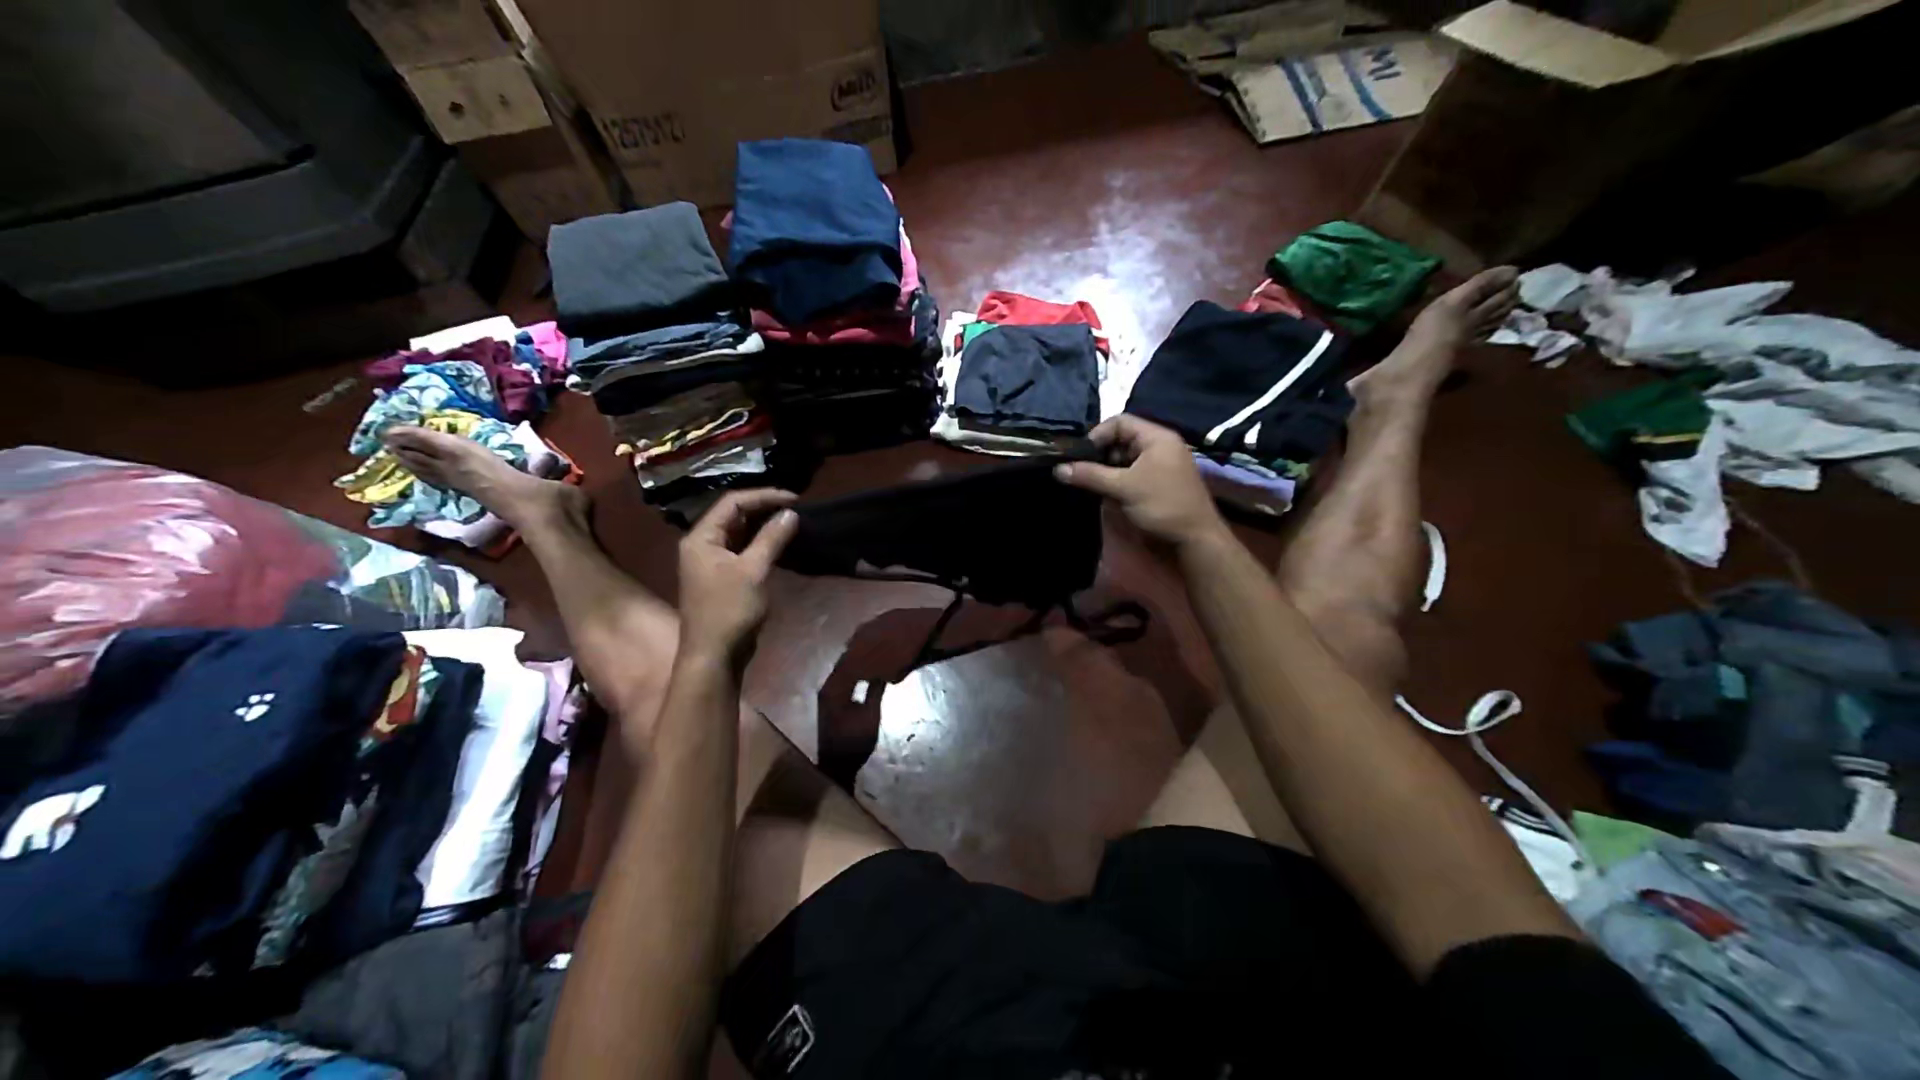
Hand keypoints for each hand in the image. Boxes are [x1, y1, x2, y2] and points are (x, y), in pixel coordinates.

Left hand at [677, 489, 799, 664]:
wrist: (714, 656)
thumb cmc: (730, 610)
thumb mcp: (753, 571)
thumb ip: (771, 538)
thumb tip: (790, 513)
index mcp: (701, 537)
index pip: (733, 503)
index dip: (764, 496)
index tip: (795, 499)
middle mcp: (702, 544)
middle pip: (733, 515)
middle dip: (764, 508)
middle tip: (796, 508)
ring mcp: (711, 562)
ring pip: (739, 532)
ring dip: (763, 525)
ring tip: (792, 521)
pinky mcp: (722, 577)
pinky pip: (742, 549)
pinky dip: (760, 543)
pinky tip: (780, 543)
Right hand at [1053, 415, 1227, 550]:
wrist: (1195, 538)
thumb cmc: (1162, 504)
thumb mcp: (1123, 487)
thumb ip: (1090, 475)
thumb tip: (1058, 469)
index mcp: (1157, 437)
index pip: (1120, 422)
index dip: (1097, 435)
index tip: (1080, 456)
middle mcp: (1160, 445)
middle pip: (1121, 439)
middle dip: (1100, 454)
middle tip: (1082, 471)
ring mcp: (1161, 464)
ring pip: (1125, 458)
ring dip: (1107, 469)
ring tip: (1091, 483)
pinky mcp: (1158, 481)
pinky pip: (1132, 472)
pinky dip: (1117, 479)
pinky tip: (1106, 492)